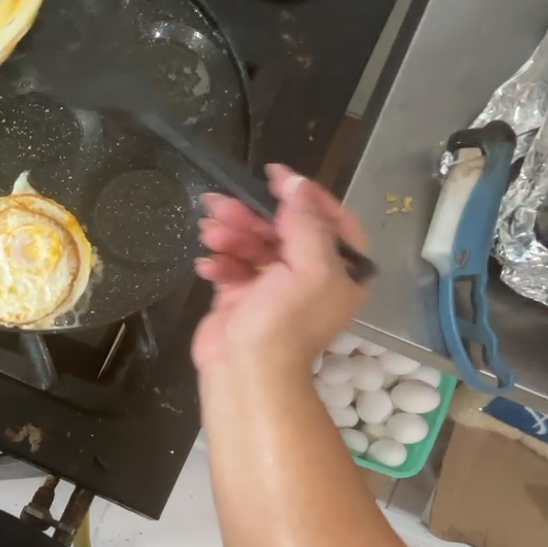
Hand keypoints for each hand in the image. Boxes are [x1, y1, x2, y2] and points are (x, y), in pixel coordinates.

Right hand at [192, 164, 369, 379]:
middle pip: (281, 229)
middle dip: (250, 217)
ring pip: (252, 245)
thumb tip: (295, 185)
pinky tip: (207, 266)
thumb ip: (305, 223)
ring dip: (229, 237)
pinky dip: (218, 264)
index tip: (273, 175)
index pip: (327, 218)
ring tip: (208, 233)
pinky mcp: (240, 297)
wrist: (247, 371)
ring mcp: (272, 286)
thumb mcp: (309, 269)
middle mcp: (309, 272)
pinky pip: (230, 268)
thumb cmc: (285, 322)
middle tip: (219, 204)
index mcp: (340, 266)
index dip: (302, 194)